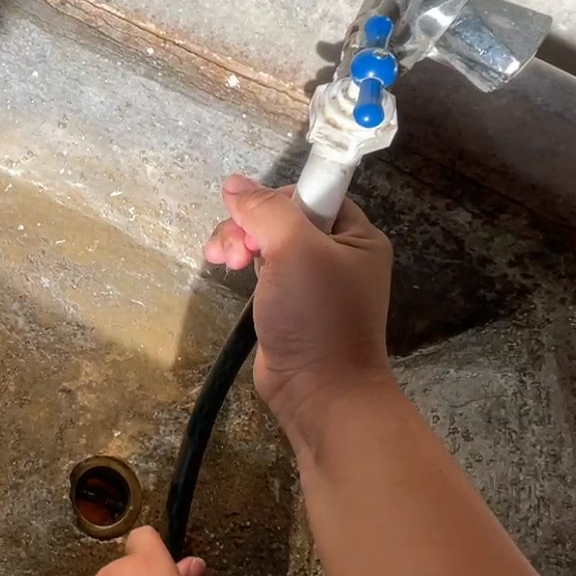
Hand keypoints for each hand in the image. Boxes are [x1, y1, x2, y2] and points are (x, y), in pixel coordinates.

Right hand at [202, 173, 394, 425]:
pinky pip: (262, 266)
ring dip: (238, 241)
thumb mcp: (295, 250)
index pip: (311, 193)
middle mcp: (337, 253)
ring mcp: (311, 279)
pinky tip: (224, 268)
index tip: (251, 218)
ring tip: (220, 261)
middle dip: (249, 225)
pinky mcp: (288, 301)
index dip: (276, 199)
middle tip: (232, 250)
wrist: (318, 391)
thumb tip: (234, 184)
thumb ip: (266, 211)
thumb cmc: (316, 316)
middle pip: (282, 216)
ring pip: (266, 239)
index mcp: (356, 235)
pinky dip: (241, 262)